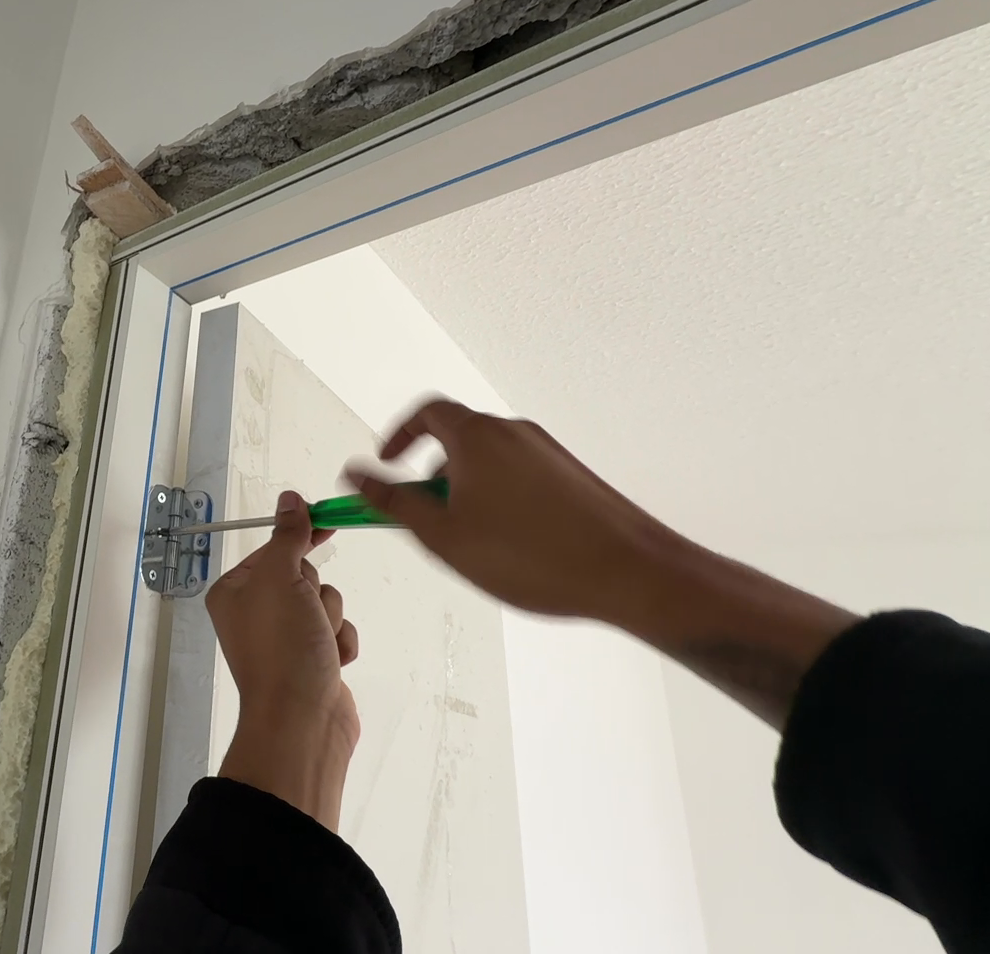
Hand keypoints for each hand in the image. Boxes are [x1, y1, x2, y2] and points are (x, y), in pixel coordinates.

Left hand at [206, 490, 359, 828]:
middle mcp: (254, 612)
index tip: (328, 521)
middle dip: (315, 592)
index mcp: (234, 591)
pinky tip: (332, 662)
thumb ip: (288, 536)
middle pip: (302, 575)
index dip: (299, 539)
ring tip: (318, 644)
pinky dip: (339, 643)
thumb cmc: (282, 646)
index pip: (273, 549)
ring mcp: (283, 637)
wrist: (303, 722)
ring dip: (329, 619)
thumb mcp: (281, 579)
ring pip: (324, 602)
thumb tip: (290, 499)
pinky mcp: (311, 659)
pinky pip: (336, 632)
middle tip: (307, 613)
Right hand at [349, 397, 857, 728]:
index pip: (425, 413)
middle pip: (455, 437)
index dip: (398, 436)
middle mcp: (513, 434)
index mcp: (477, 437)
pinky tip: (506, 544)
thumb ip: (390, 500)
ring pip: (486, 461)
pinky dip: (495, 497)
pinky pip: (516, 476)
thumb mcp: (440, 533)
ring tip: (467, 539)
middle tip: (424, 515)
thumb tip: (355, 474)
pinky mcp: (572, 477)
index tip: (387, 464)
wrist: (634, 576)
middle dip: (429, 473)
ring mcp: (547, 453)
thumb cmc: (534, 555)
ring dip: (463, 489)